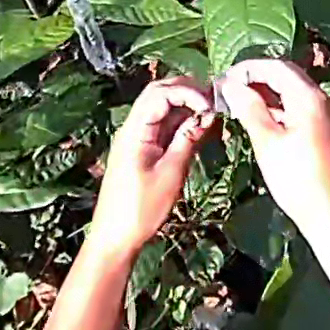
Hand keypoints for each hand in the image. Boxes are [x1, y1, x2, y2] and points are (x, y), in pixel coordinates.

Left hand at [89, 76, 216, 259]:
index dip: (187, 92)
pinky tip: (200, 128)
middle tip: (214, 102)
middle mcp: (133, 127)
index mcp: (134, 130)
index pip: (160, 93)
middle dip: (187, 91)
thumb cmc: (141, 209)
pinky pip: (163, 126)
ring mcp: (137, 137)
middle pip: (159, 93)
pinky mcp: (142, 148)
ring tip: (212, 113)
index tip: (210, 106)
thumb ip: (187, 140)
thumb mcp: (170, 174)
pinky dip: (181, 122)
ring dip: (186, 106)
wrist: (114, 237)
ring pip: (162, 108)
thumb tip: (206, 114)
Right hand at [216, 60, 329, 239]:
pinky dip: (274, 105)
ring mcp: (322, 113)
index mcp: (308, 97)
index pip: (276, 66)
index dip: (247, 68)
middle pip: (284, 75)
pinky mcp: (320, 127)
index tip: (223, 79)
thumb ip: (249, 108)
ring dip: (263, 91)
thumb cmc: (296, 177)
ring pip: (289, 90)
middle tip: (227, 89)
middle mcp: (319, 99)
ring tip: (235, 102)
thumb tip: (230, 84)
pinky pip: (294, 105)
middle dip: (254, 77)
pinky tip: (255, 117)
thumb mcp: (267, 141)